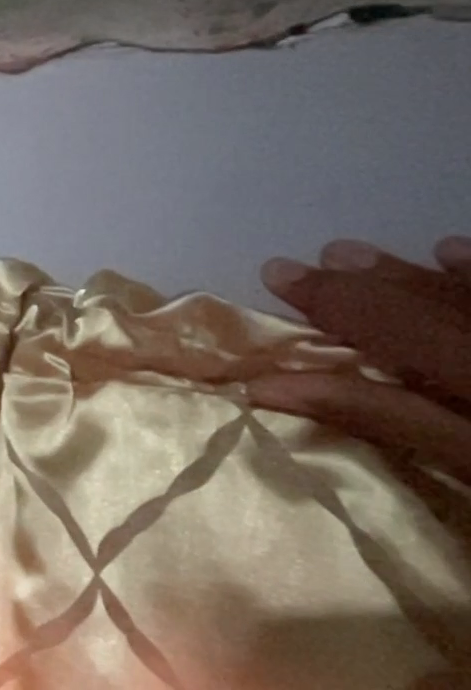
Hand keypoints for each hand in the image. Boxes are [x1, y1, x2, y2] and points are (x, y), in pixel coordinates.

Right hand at [248, 237, 470, 481]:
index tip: (275, 273)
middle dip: (364, 280)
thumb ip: (381, 419)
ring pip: (462, 290)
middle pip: (422, 301)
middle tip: (317, 258)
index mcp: (466, 369)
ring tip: (359, 254)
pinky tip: (450, 252)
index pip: (384, 321)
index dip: (329, 296)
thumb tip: (265, 386)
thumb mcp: (469, 464)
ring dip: (411, 271)